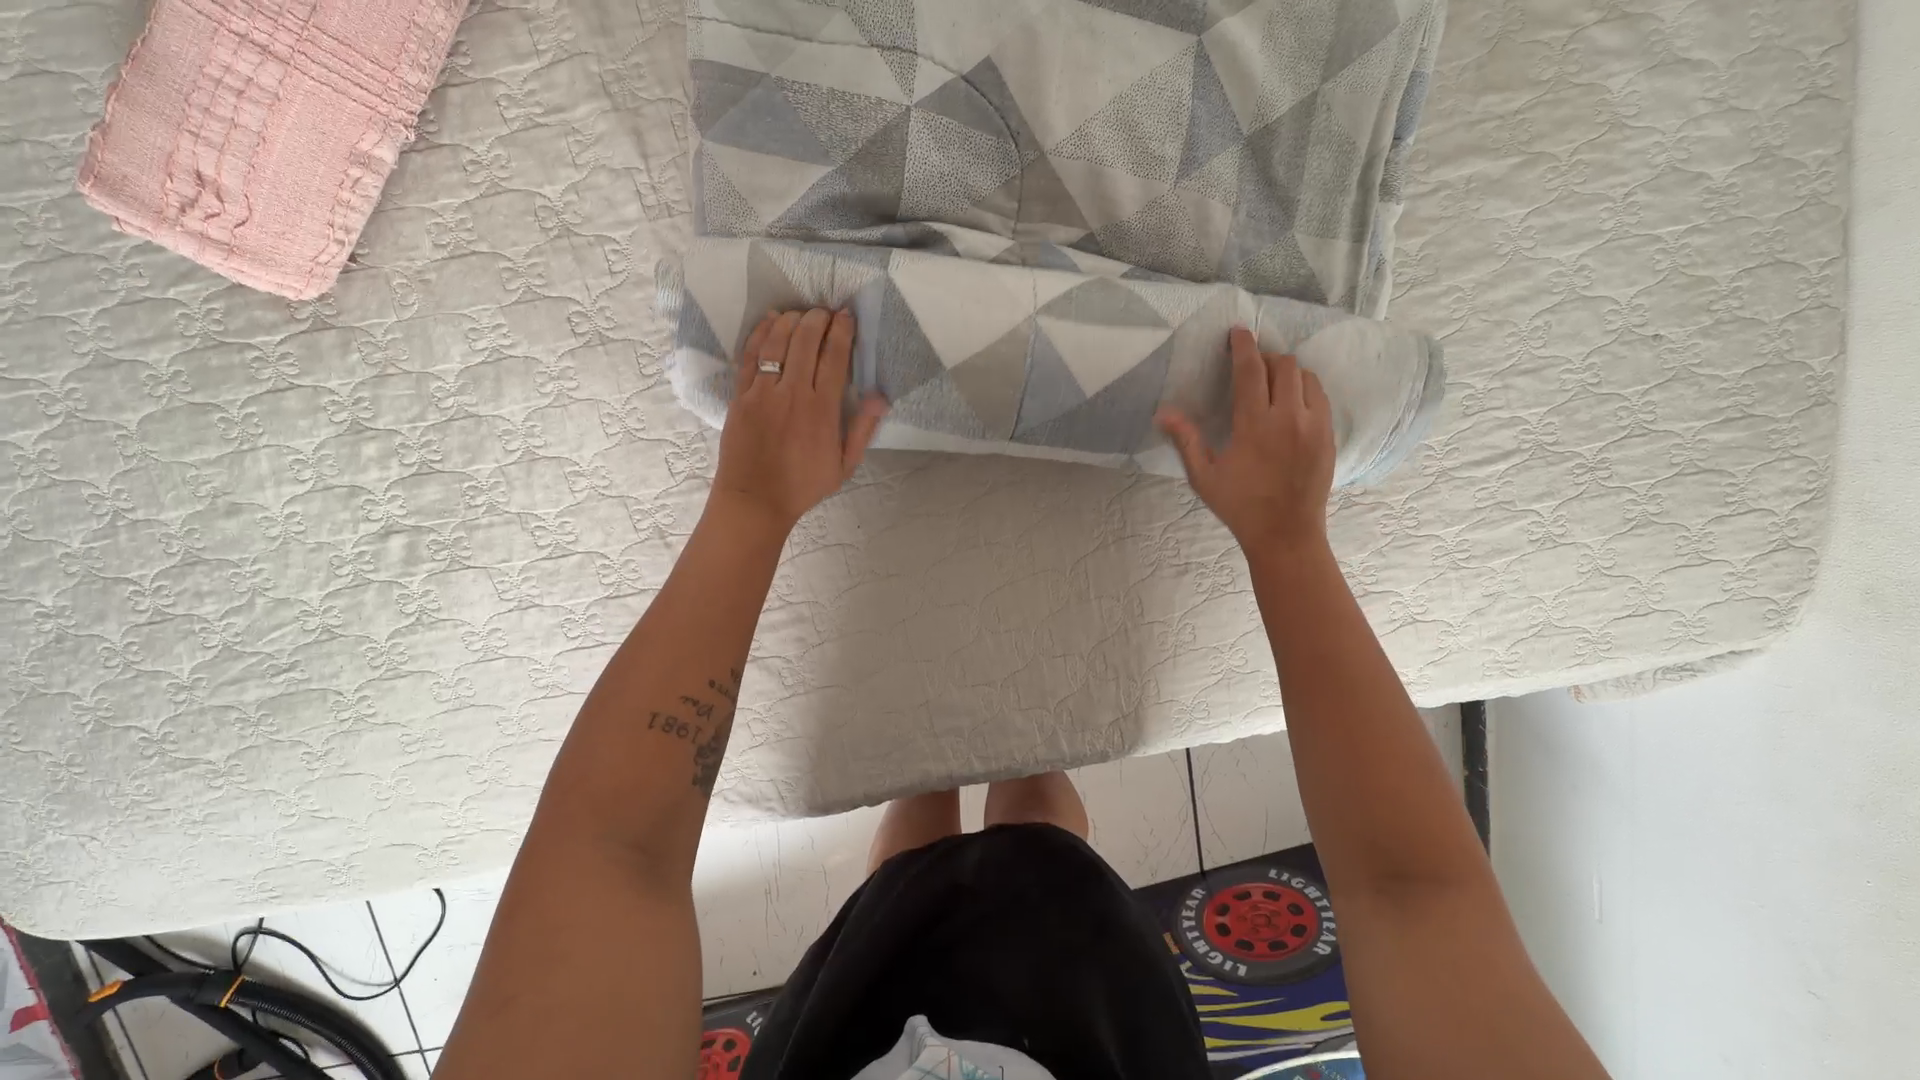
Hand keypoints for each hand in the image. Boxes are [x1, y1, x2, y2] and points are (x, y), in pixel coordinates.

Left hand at [710, 308, 887, 535]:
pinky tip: (771, 322)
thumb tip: (881, 396)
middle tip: (825, 312)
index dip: (842, 330)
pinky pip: (750, 356)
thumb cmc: (803, 486)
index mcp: (822, 409)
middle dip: (818, 318)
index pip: (835, 356)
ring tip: (800, 313)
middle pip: (806, 340)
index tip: (847, 316)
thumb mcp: (844, 465)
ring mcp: (763, 392)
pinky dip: (761, 333)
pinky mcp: (740, 396)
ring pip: (777, 342)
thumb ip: (863, 429)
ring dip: (791, 320)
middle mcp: (793, 394)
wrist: (754, 500)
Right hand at [1156, 327, 1335, 552]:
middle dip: (1265, 358)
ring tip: (1272, 383)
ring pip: (1306, 377)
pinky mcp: (1329, 436)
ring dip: (1287, 372)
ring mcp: (1314, 426)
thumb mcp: (1204, 477)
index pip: (1251, 370)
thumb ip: (1186, 440)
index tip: (1237, 331)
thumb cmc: (1240, 507)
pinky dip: (1305, 389)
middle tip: (1250, 366)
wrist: (1286, 534)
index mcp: (1255, 425)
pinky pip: (1320, 397)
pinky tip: (1291, 403)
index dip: (1243, 346)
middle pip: (1283, 365)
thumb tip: (1163, 413)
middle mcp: (1289, 418)